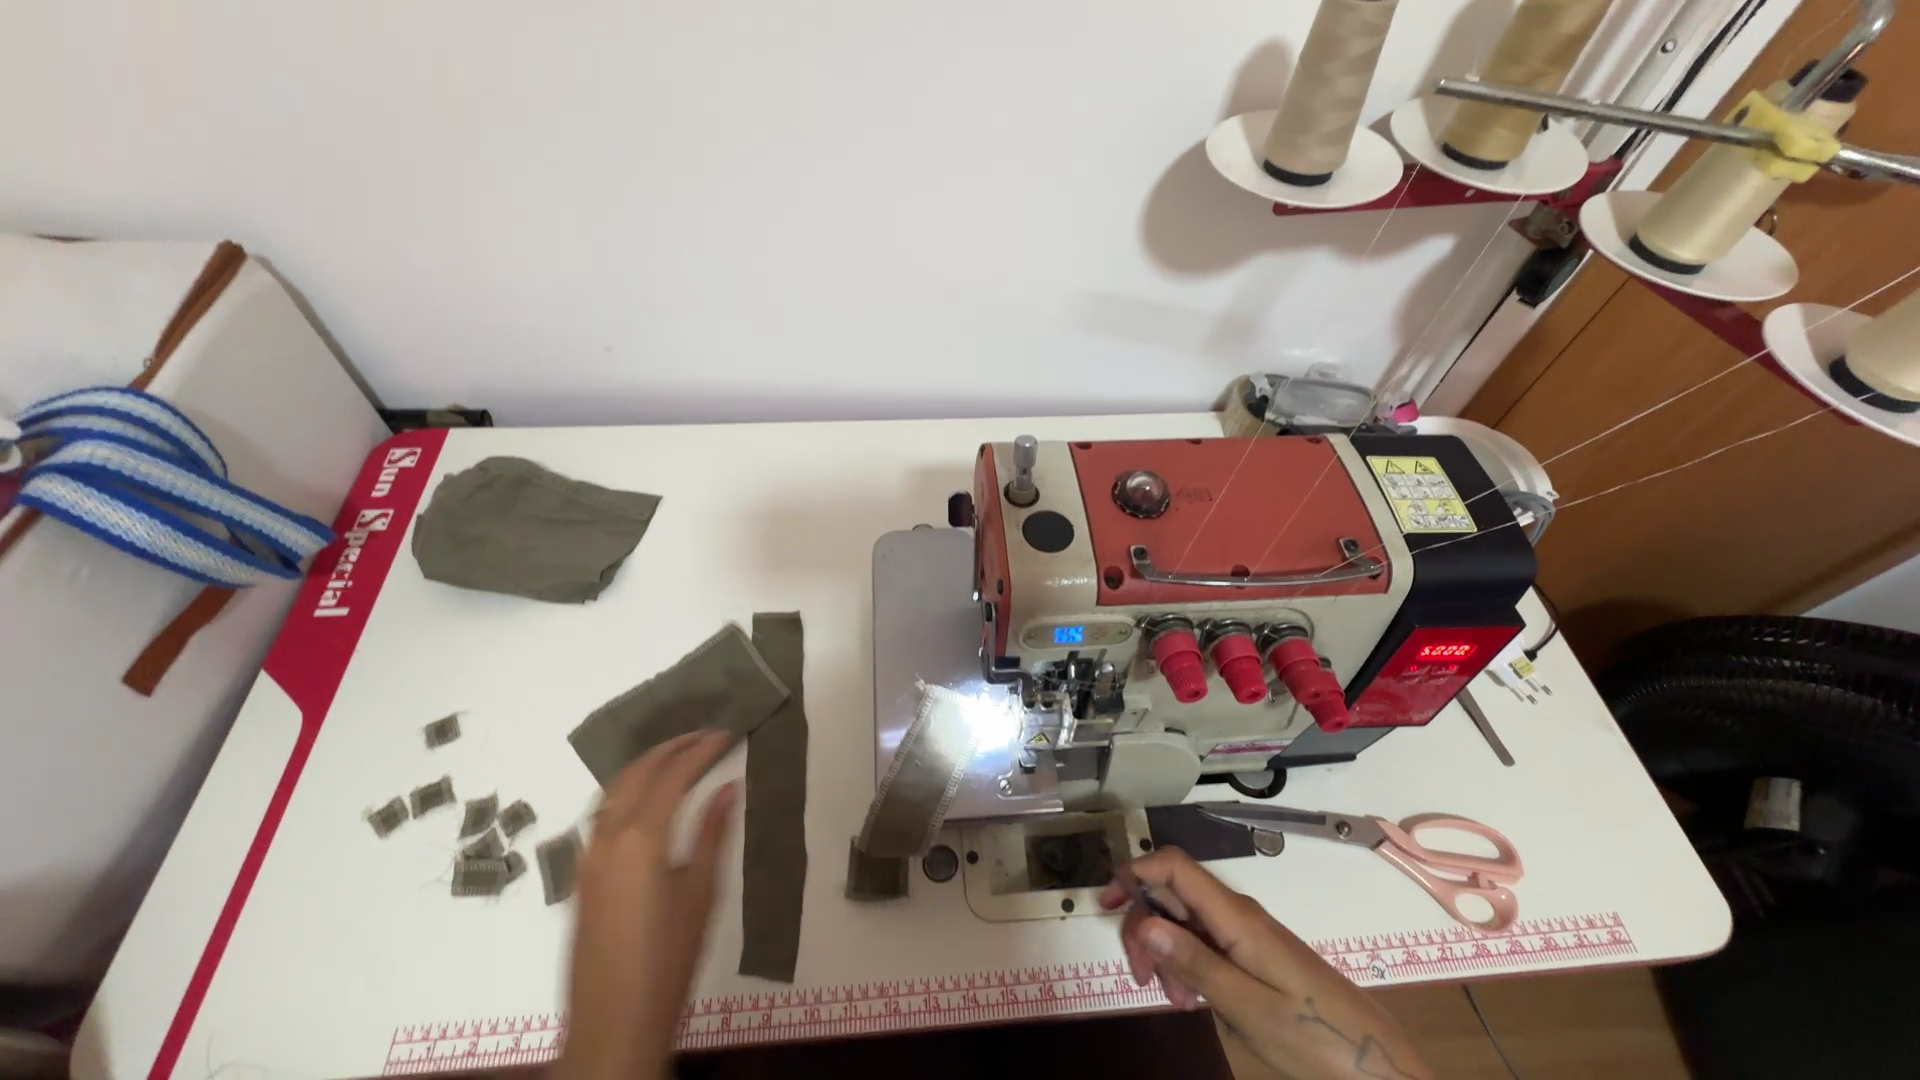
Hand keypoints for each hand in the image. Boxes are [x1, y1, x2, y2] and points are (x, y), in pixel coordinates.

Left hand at [557, 730, 738, 1079]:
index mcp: (641, 838)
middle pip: (635, 773)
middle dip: (669, 747)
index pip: (672, 775)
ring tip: (677, 756)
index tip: (726, 732)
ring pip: (612, 790)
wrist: (613, 1021)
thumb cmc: (670, 959)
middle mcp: (608, 837)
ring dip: (644, 765)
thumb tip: (728, 787)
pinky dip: (626, 790)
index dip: (700, 749)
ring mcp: (588, 855)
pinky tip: (646, 799)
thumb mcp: (702, 894)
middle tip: (703, 735)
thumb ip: (712, 833)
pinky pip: (602, 813)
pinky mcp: (582, 874)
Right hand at [1100, 848, 1432, 1079]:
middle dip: (1144, 926)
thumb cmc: (1314, 1038)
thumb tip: (1142, 921)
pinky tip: (1193, 999)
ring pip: (1183, 919)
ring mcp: (1244, 933)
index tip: (1106, 904)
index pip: (1174, 865)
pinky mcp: (1250, 954)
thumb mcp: (1247, 1007)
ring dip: (1164, 950)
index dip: (1135, 871)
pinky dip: (1185, 964)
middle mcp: (1237, 914)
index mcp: (1236, 917)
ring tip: (1176, 1001)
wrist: (1377, 1066)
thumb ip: (1193, 962)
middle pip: (1171, 892)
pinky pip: (1203, 942)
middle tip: (1144, 979)